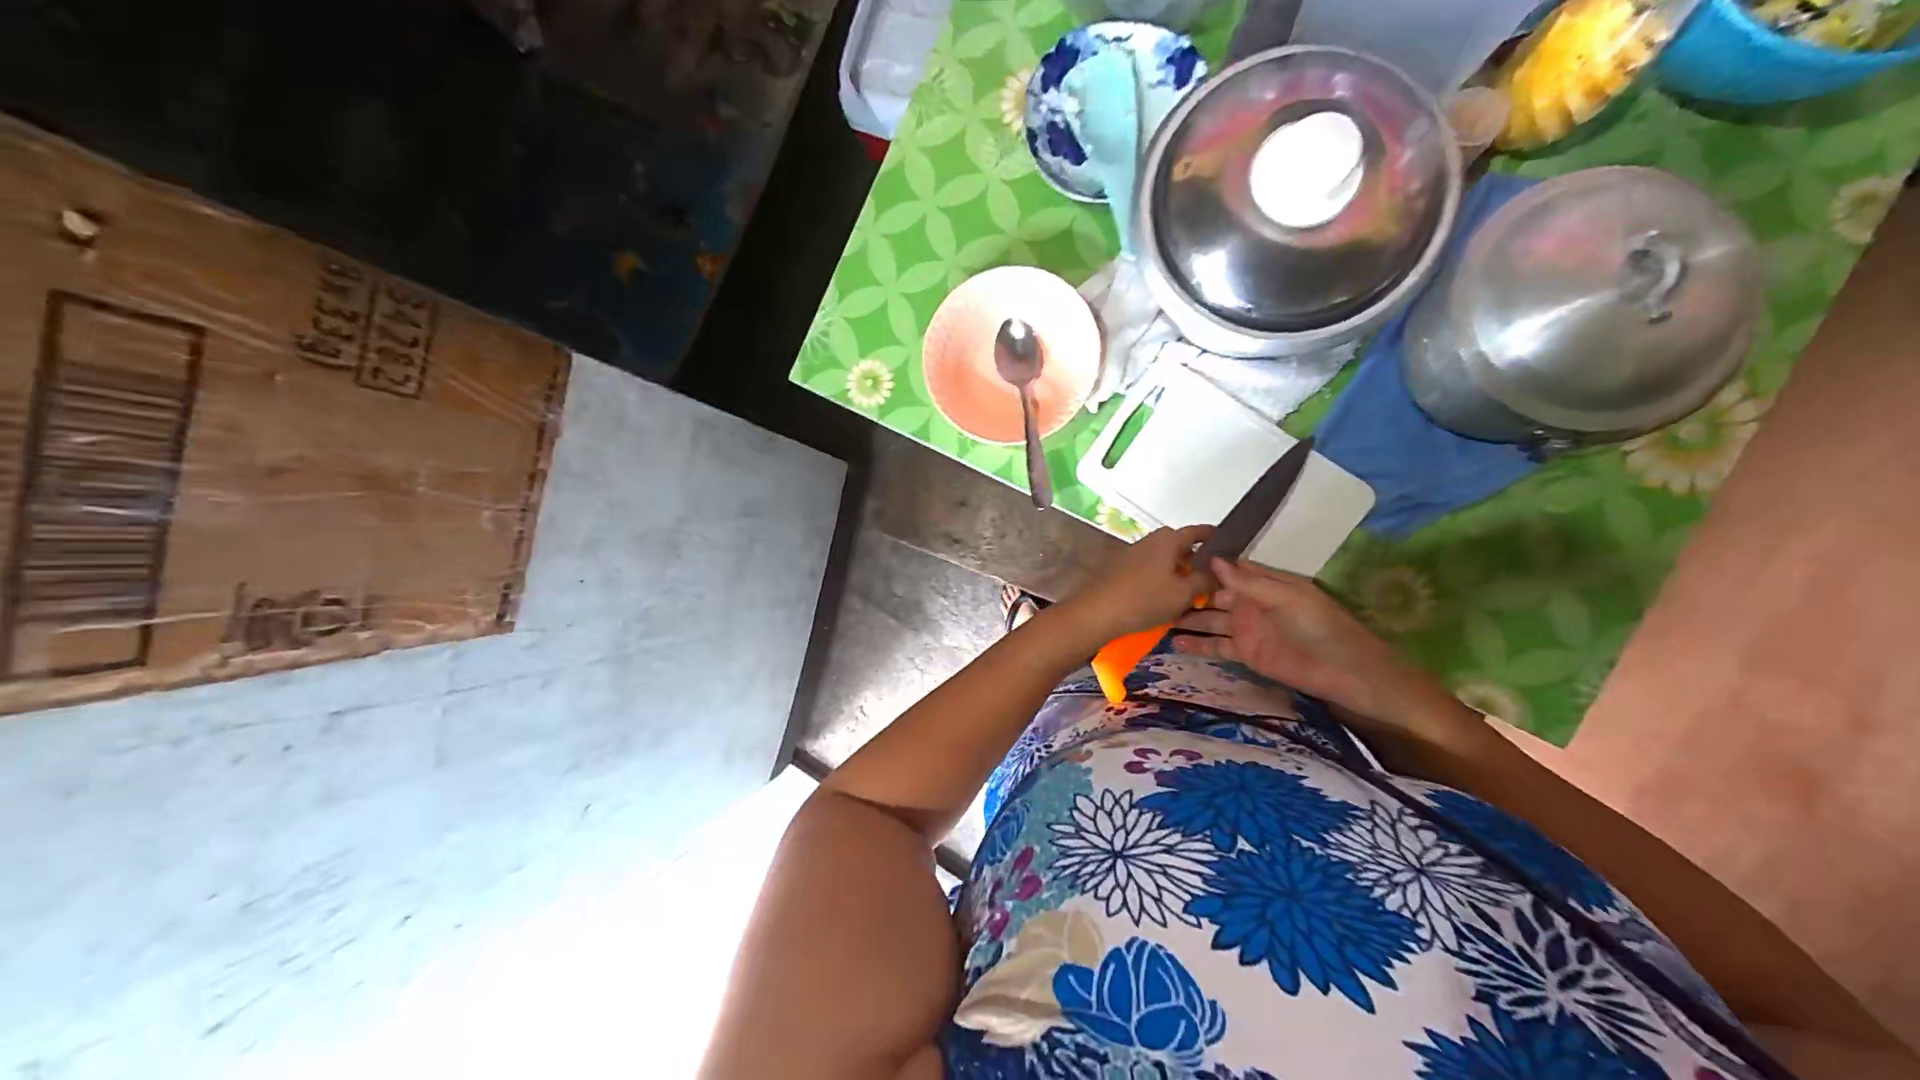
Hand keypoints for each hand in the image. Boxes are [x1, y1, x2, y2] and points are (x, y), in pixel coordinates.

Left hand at [1059, 525, 1213, 641]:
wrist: (1098, 612)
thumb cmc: (1145, 599)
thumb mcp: (1183, 593)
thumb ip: (1205, 580)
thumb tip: (1218, 572)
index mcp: (1168, 540)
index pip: (1197, 531)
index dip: (1214, 537)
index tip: (1227, 545)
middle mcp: (1150, 541)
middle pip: (1180, 546)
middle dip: (1196, 559)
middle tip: (1210, 577)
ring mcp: (1134, 554)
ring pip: (1164, 559)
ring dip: (1178, 571)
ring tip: (1190, 591)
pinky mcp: (1122, 569)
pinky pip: (1151, 569)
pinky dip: (1162, 578)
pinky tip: (1166, 598)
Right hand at [1173, 558, 1474, 742]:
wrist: (1349, 675)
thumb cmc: (1324, 629)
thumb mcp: (1288, 599)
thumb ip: (1249, 582)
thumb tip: (1213, 560)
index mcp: (1266, 583)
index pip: (1229, 568)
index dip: (1204, 564)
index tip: (1174, 558)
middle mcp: (1251, 602)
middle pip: (1214, 593)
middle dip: (1188, 590)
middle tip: (1155, 588)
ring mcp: (1247, 628)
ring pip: (1209, 619)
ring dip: (1187, 617)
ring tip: (1156, 615)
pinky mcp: (1245, 653)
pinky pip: (1215, 645)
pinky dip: (1195, 644)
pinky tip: (1173, 641)